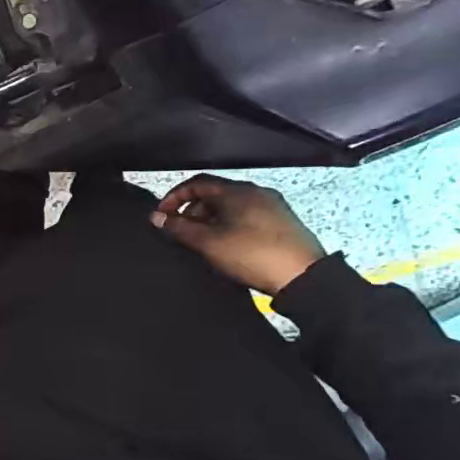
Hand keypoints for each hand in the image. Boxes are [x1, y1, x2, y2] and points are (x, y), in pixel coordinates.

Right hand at [151, 174, 327, 293]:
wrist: (303, 277)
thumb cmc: (251, 254)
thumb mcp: (208, 243)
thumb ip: (179, 228)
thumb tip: (156, 217)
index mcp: (236, 191)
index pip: (197, 183)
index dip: (174, 197)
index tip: (162, 216)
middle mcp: (255, 191)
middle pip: (214, 194)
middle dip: (192, 211)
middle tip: (182, 233)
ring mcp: (272, 206)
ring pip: (231, 206)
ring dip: (211, 220)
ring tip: (203, 243)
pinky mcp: (283, 222)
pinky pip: (247, 216)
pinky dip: (230, 225)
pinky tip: (228, 245)